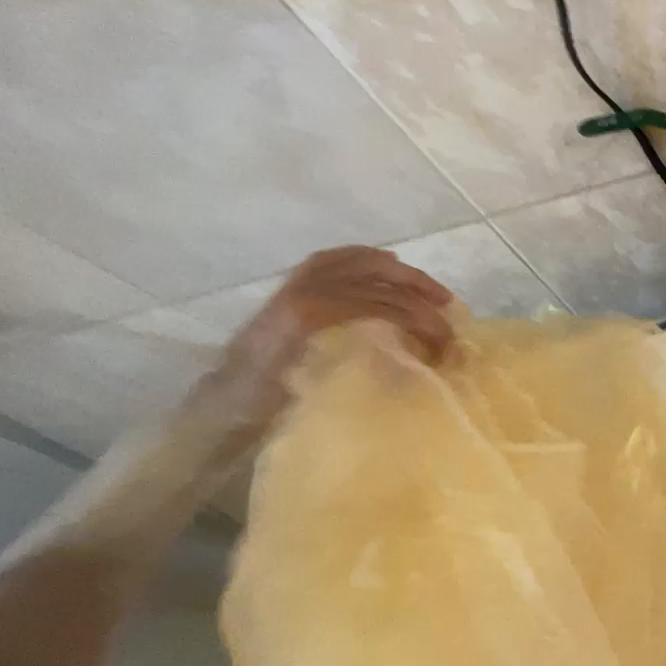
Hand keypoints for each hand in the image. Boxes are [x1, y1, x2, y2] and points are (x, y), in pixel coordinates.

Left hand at [209, 246, 453, 421]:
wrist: (217, 404)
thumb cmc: (263, 406)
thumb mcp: (309, 393)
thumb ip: (351, 367)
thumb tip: (408, 359)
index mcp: (308, 314)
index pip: (378, 303)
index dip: (416, 317)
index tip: (441, 339)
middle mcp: (303, 288)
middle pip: (374, 274)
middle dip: (417, 288)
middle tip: (448, 308)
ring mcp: (297, 283)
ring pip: (359, 260)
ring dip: (400, 272)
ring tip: (430, 290)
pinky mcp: (293, 286)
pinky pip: (338, 259)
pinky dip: (369, 259)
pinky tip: (389, 266)